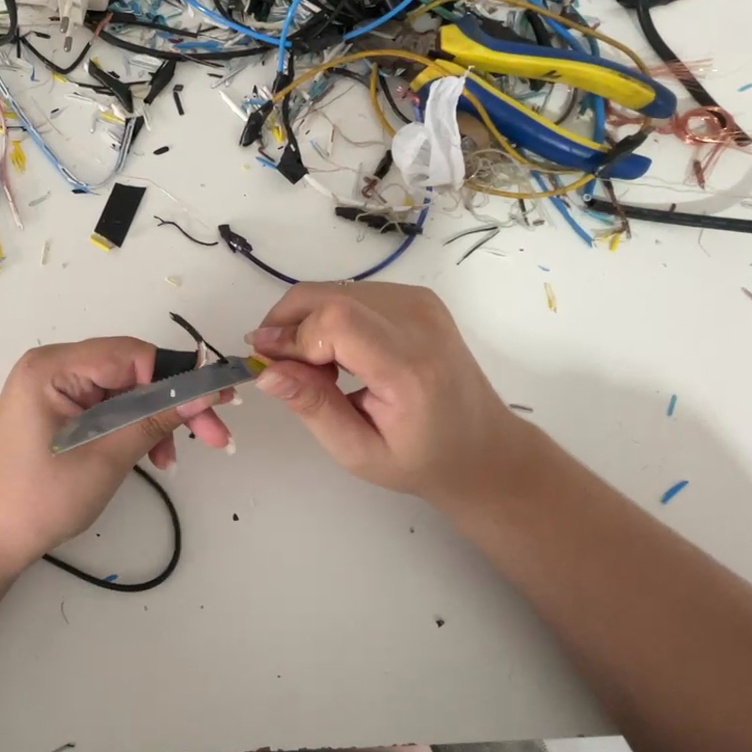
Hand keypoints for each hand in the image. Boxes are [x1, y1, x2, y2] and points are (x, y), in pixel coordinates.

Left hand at [0, 338, 232, 571]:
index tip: (214, 404)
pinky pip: (108, 405)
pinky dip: (133, 426)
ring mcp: (53, 387)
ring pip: (123, 390)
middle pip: (129, 370)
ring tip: (172, 458)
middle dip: (170, 402)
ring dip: (154, 419)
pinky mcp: (59, 408)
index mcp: (50, 368)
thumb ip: (155, 418)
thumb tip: (206, 391)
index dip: (174, 377)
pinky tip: (152, 455)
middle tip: (214, 434)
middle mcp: (50, 367)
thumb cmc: (43, 497)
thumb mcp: (107, 456)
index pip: (128, 354)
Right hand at [246, 282, 543, 508]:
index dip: (290, 336)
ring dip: (304, 322)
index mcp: (410, 369)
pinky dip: (324, 317)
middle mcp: (419, 323)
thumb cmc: (421, 460)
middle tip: (277, 363)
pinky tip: (334, 353)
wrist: (485, 448)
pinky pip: (347, 292)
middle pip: (327, 296)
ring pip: (331, 290)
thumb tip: (266, 372)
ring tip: (312, 366)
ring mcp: (420, 304)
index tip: (266, 363)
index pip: (336, 323)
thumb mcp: (358, 451)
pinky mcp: (416, 298)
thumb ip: (313, 407)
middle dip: (286, 323)